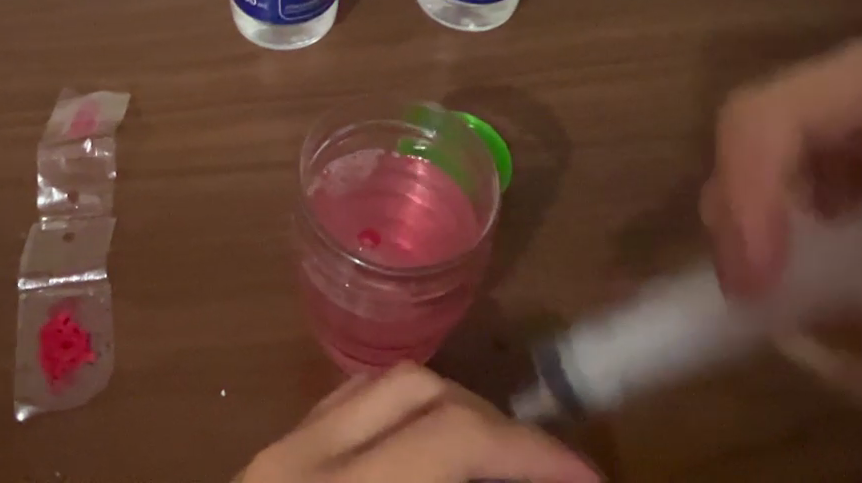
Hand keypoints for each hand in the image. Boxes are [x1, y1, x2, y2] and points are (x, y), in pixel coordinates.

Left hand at [238, 364, 598, 482]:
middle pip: (418, 392)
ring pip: (382, 388)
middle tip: (546, 476)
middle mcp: (302, 458)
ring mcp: (280, 450)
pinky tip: (430, 454)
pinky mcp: (272, 457)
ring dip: (450, 412)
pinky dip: (403, 418)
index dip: (531, 453)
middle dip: (496, 426)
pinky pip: (349, 406)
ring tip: (496, 461)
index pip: (449, 438)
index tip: (589, 477)